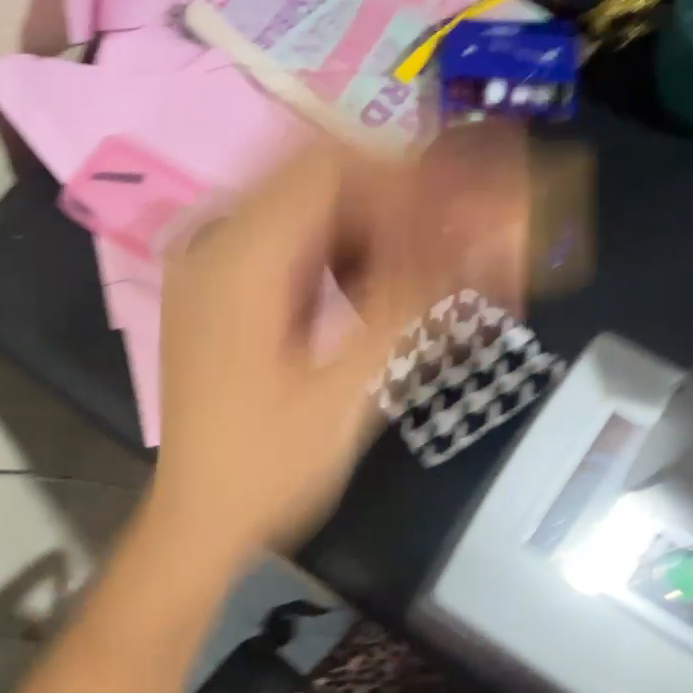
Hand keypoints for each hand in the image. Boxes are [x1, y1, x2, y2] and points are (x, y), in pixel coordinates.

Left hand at [148, 139, 525, 554]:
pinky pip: (286, 249)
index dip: (411, 178)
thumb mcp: (348, 388)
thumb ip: (416, 297)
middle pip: (319, 181)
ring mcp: (209, 272)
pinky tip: (374, 292)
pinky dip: (338, 258)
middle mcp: (213, 246)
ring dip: (372, 229)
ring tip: (428, 268)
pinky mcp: (217, 299)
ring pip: (305, 213)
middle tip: (461, 238)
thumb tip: (494, 229)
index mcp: (237, 259)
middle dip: (398, 201)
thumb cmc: (267, 471)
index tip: (470, 211)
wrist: (198, 524)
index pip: (333, 167)